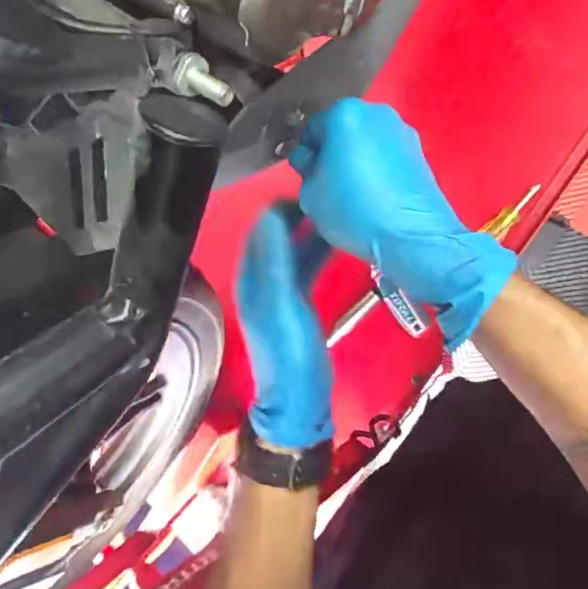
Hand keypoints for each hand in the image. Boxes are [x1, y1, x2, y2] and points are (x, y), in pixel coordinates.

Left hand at [236, 205, 334, 449]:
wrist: (299, 400)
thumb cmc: (291, 353)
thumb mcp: (283, 305)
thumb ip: (276, 262)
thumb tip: (272, 215)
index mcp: (252, 277)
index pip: (262, 229)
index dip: (281, 206)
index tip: (308, 188)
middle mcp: (261, 279)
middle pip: (278, 237)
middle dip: (299, 216)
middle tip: (328, 197)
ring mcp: (280, 290)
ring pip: (293, 249)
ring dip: (310, 231)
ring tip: (336, 212)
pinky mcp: (298, 300)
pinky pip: (305, 265)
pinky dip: (317, 250)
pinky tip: (336, 241)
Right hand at [287, 99, 514, 347]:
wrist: (412, 235)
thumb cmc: (353, 209)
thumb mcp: (309, 193)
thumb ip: (306, 168)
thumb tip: (315, 161)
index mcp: (345, 112)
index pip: (312, 130)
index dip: (307, 157)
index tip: (311, 180)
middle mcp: (377, 112)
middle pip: (343, 132)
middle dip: (335, 154)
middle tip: (333, 187)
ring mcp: (404, 131)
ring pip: (368, 144)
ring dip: (359, 161)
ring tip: (358, 195)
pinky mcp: (421, 153)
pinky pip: (389, 157)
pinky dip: (381, 170)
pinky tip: (379, 197)